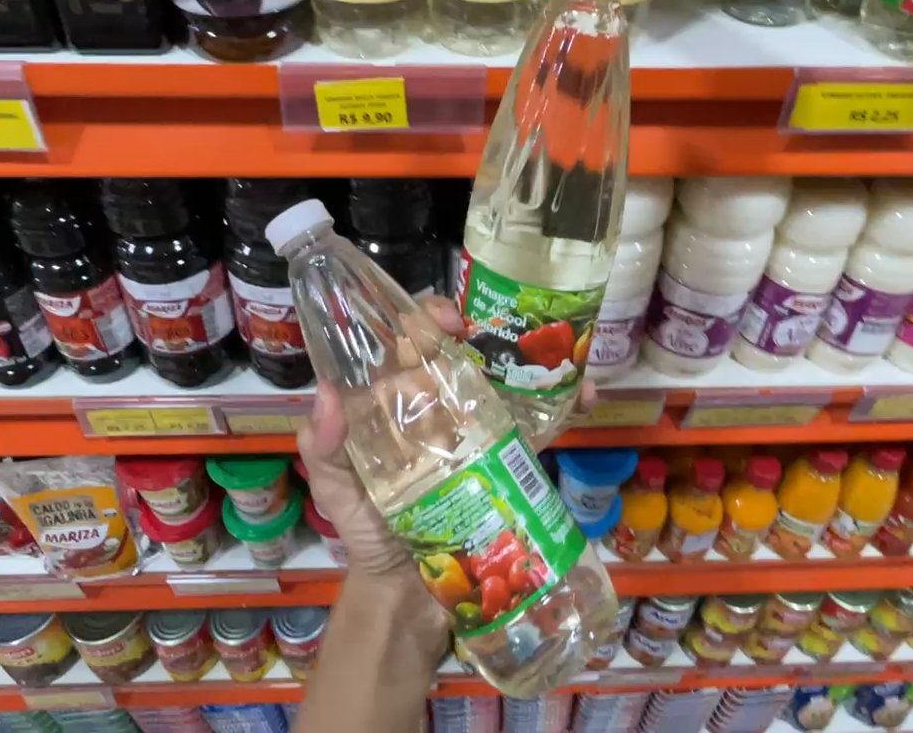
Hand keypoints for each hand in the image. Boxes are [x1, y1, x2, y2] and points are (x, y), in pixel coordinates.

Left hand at [294, 294, 592, 577]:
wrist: (411, 594)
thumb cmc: (369, 532)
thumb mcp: (338, 489)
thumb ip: (325, 447)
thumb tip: (326, 395)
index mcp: (397, 398)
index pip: (412, 340)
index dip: (428, 319)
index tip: (449, 323)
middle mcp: (441, 401)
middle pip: (467, 349)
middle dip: (494, 330)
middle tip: (512, 337)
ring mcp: (480, 426)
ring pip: (509, 377)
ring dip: (541, 360)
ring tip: (566, 358)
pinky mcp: (510, 455)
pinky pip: (539, 424)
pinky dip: (566, 405)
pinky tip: (587, 396)